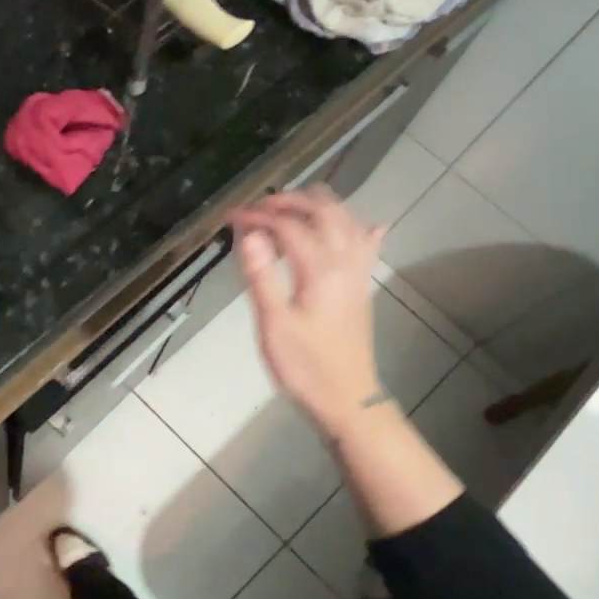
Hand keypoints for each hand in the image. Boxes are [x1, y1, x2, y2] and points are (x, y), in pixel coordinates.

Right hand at [229, 187, 386, 433]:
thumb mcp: (274, 325)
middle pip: (324, 209)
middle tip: (258, 209)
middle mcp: (345, 261)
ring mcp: (359, 271)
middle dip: (289, 201)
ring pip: (347, 219)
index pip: (288, 226)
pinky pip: (366, 242)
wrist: (346, 397)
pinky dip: (356, 226)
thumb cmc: (304, 366)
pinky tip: (358, 226)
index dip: (258, 216)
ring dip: (317, 206)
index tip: (232, 217)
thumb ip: (261, 277)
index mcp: (321, 269)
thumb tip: (249, 235)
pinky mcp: (362, 285)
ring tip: (288, 211)